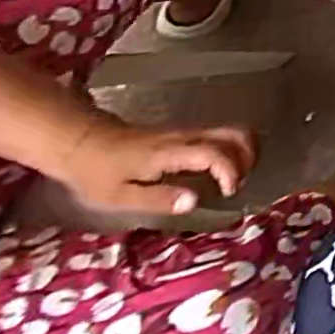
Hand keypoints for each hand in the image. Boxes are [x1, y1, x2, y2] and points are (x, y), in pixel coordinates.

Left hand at [57, 121, 256, 214]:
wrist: (86, 142)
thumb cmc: (99, 173)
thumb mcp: (118, 197)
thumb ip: (157, 199)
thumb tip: (194, 202)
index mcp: (173, 153)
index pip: (216, 155)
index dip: (230, 172)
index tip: (228, 192)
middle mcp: (190, 137)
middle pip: (237, 135)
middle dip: (248, 158)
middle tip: (238, 184)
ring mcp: (193, 131)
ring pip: (236, 131)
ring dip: (247, 151)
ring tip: (237, 175)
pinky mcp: (192, 132)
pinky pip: (227, 133)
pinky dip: (237, 147)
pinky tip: (226, 166)